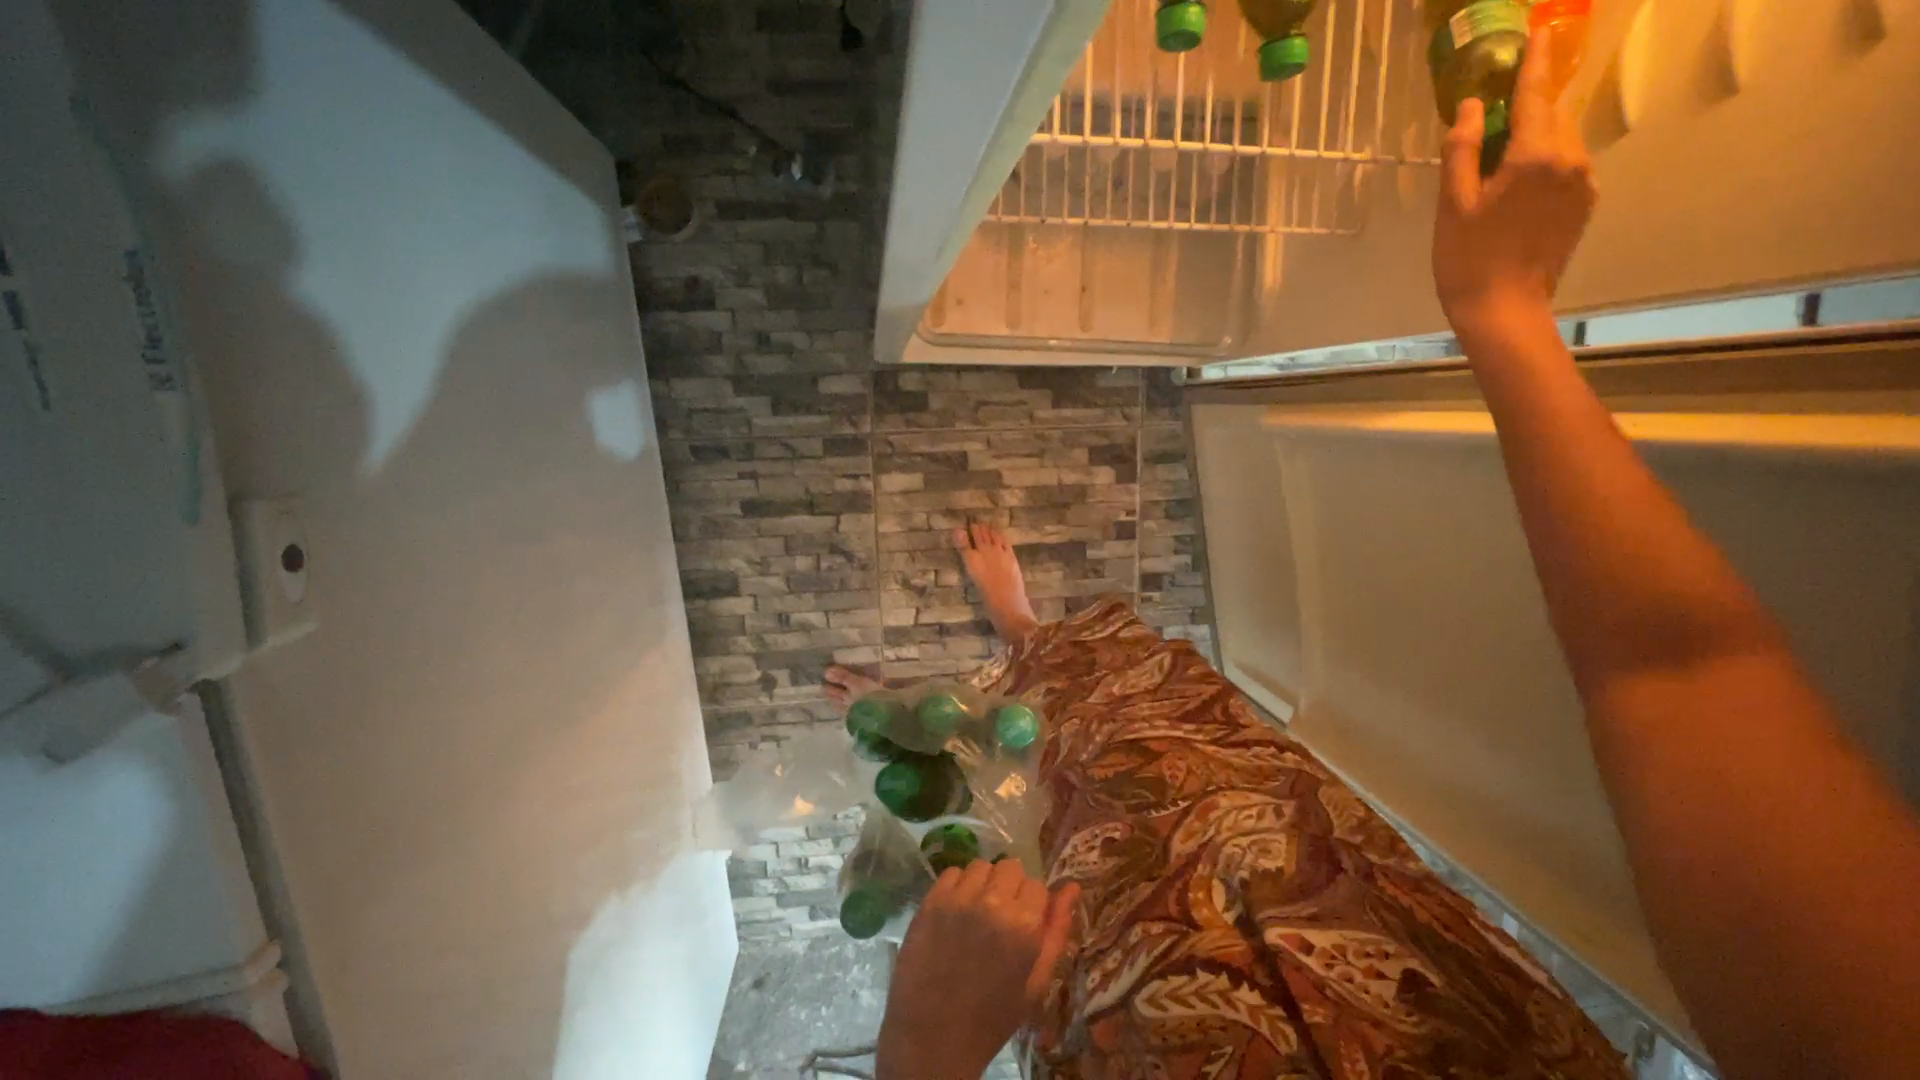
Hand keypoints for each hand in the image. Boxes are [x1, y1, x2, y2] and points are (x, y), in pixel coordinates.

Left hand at [875, 860, 1078, 1079]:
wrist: (933, 1036)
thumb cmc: (993, 1015)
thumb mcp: (1036, 981)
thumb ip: (1057, 930)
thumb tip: (1071, 887)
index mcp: (1025, 925)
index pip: (1038, 885)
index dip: (1032, 904)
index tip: (1022, 923)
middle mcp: (994, 902)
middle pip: (1010, 867)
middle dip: (1010, 887)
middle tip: (1000, 916)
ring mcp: (959, 899)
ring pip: (980, 866)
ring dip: (983, 883)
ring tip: (977, 912)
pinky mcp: (931, 901)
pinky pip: (951, 872)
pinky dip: (957, 886)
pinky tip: (956, 912)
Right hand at [1433, 28, 1597, 340]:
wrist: (1504, 310)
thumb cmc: (1467, 260)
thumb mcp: (1452, 204)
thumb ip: (1463, 150)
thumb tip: (1473, 108)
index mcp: (1535, 155)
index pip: (1535, 94)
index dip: (1534, 63)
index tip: (1538, 33)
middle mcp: (1570, 159)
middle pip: (1551, 115)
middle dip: (1527, 108)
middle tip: (1495, 115)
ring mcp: (1583, 182)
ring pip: (1560, 140)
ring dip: (1534, 138)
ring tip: (1500, 159)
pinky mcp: (1584, 204)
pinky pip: (1566, 165)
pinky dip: (1544, 161)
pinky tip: (1516, 185)